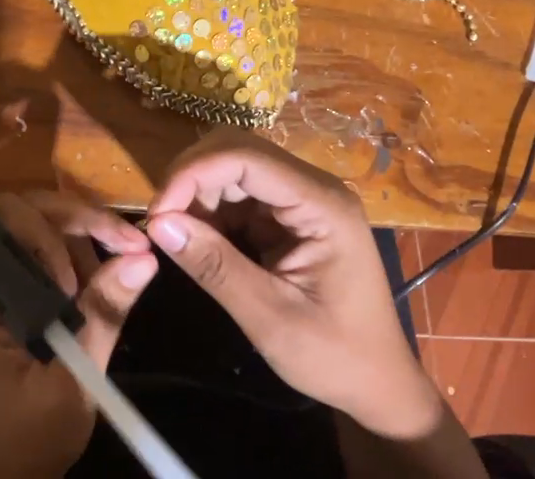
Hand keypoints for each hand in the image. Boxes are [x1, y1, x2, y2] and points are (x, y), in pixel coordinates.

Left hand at [0, 191, 158, 477]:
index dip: (43, 232)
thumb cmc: (33, 429)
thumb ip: (102, 315)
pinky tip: (106, 276)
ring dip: (86, 235)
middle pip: (23, 211)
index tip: (80, 276)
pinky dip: (84, 248)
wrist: (18, 458)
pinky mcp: (20, 279)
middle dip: (77, 221)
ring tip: (119, 269)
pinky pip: (52, 241)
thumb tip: (144, 257)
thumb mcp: (73, 379)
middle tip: (128, 245)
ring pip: (43, 218)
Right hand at [144, 132, 446, 445]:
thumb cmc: (335, 355)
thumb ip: (215, 267)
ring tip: (172, 234)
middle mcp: (312, 187)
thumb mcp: (270, 319)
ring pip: (232, 167)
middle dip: (191, 177)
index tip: (157, 214)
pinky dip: (209, 209)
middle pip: (237, 150)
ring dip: (196, 193)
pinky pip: (238, 194)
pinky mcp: (288, 215)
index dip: (193, 173)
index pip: (245, 157)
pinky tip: (195, 239)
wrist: (378, 384)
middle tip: (160, 223)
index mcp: (321, 203)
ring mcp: (301, 198)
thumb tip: (158, 224)